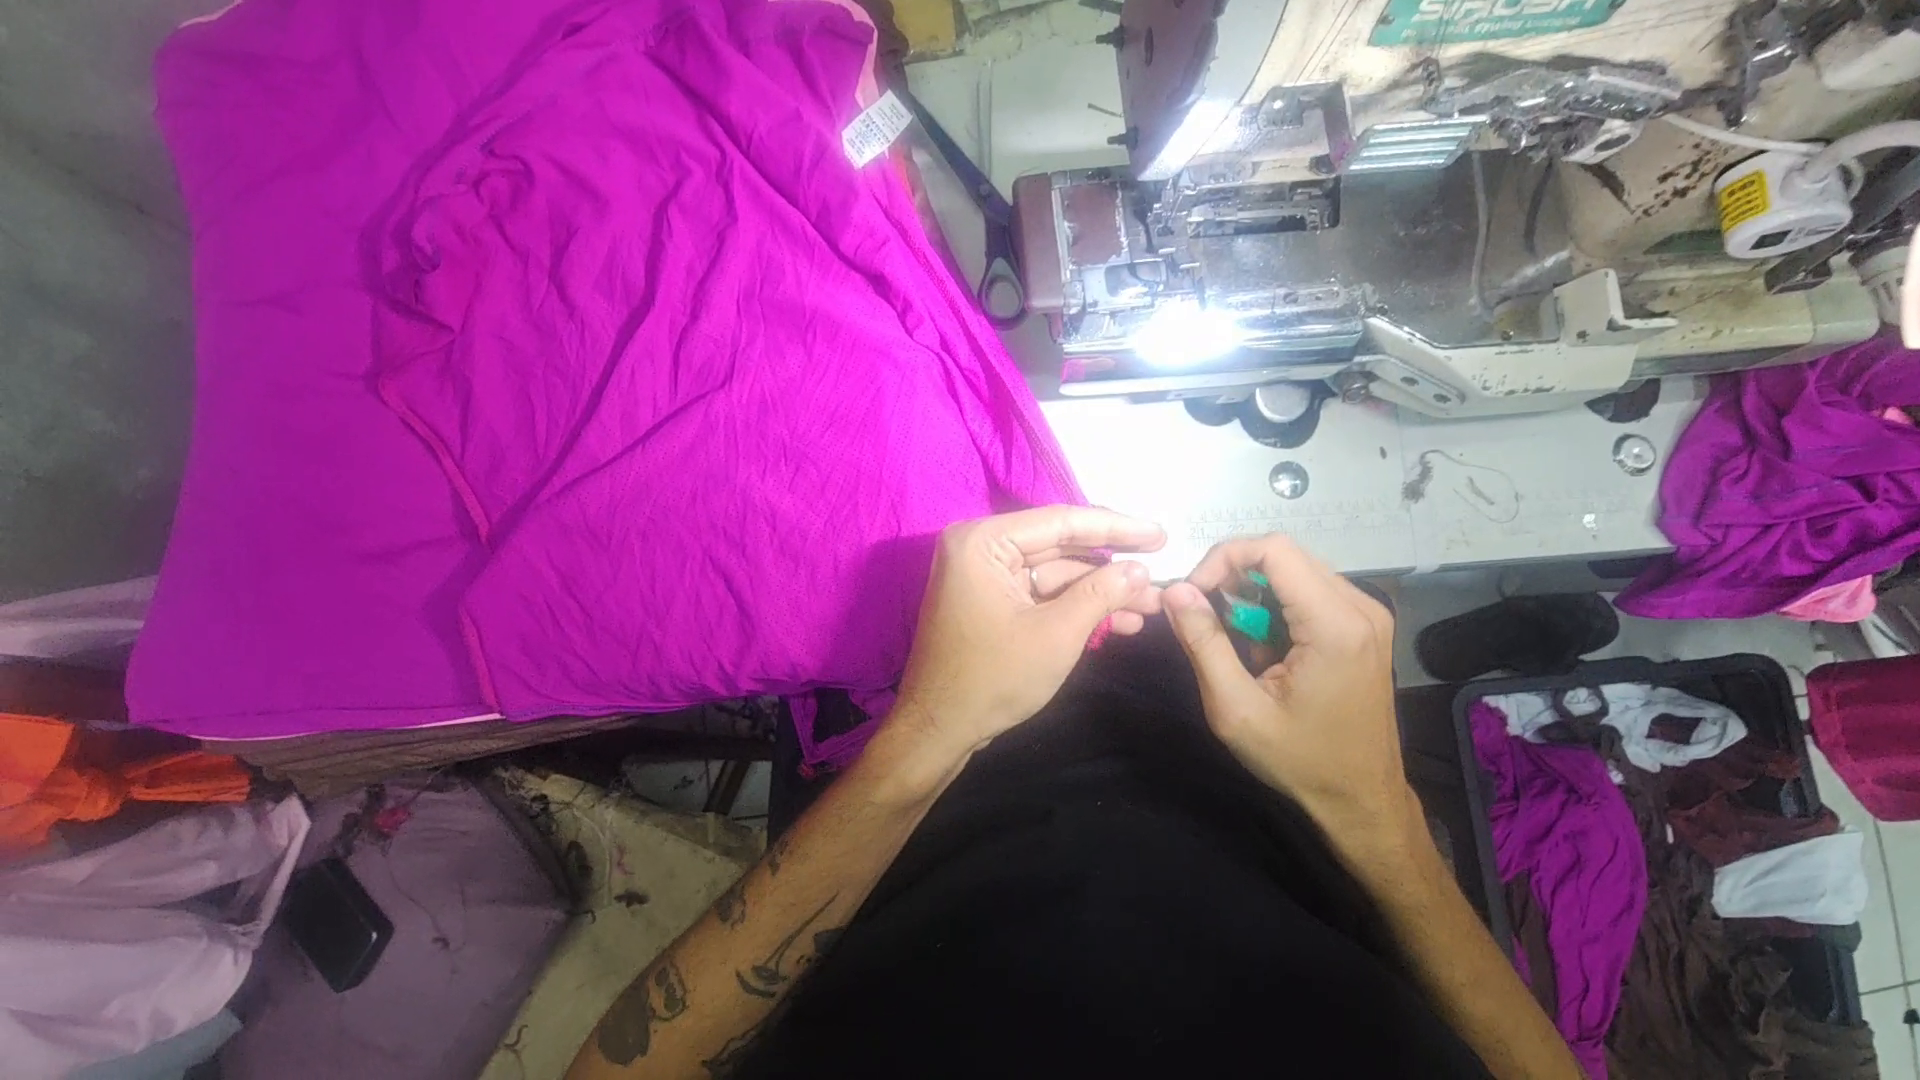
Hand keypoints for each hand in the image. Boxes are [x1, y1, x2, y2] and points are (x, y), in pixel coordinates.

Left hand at [892, 506, 1164, 759]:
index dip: (1117, 528)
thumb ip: (1101, 594)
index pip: (1060, 522)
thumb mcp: (1056, 634)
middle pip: (1060, 546)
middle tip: (1162, 571)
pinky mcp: (991, 602)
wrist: (938, 730)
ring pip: (1056, 574)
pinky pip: (1041, 594)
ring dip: (1101, 591)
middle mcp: (979, 548)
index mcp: (983, 541)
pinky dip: (1076, 607)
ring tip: (1152, 606)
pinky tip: (1122, 622)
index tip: (1160, 535)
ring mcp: (984, 576)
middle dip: (1113, 566)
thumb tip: (1140, 570)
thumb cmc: (992, 679)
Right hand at [1161, 535, 1416, 858]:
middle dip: (1234, 576)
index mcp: (1335, 624)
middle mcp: (1360, 607)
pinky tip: (1264, 647)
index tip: (1193, 596)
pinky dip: (1276, 606)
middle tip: (1205, 618)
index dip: (1222, 559)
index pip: (1273, 549)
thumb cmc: (1299, 760)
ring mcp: (1367, 615)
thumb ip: (1203, 643)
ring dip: (1254, 593)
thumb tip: (1175, 590)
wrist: (1361, 799)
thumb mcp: (1236, 708)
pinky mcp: (1364, 626)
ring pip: (1295, 571)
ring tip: (1234, 638)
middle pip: (1284, 555)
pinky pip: (1310, 591)